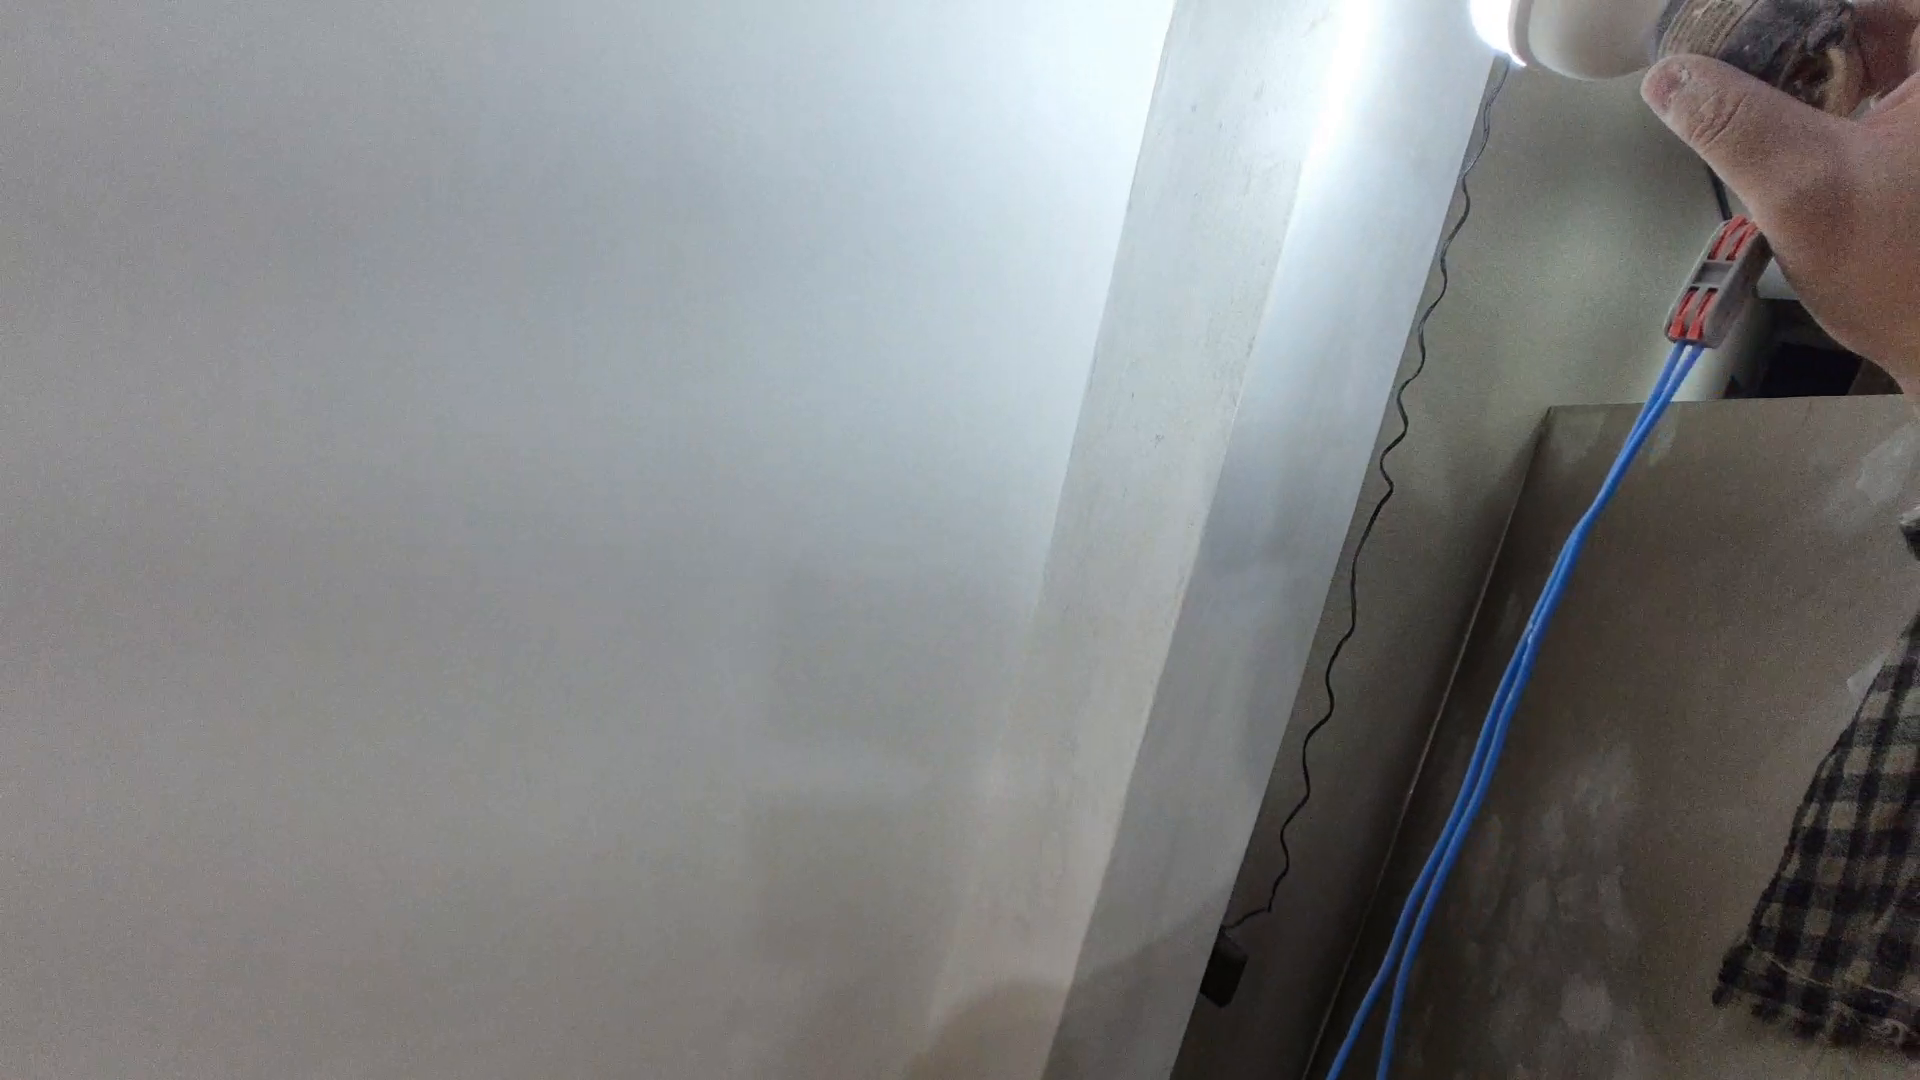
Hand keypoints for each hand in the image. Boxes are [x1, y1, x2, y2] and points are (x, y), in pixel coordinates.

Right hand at [1641, 2, 1919, 390]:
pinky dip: (1822, 89)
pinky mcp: (1919, 129)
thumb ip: (1734, 124)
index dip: (1795, 9)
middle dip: (1795, 32)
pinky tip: (1777, 117)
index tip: (1728, 24)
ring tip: (1739, 86)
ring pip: (1873, 44)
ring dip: (1803, 60)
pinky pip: (1876, 81)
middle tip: (1725, 53)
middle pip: (1872, 16)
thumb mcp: (1800, 186)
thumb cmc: (1901, 266)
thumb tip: (1671, 77)